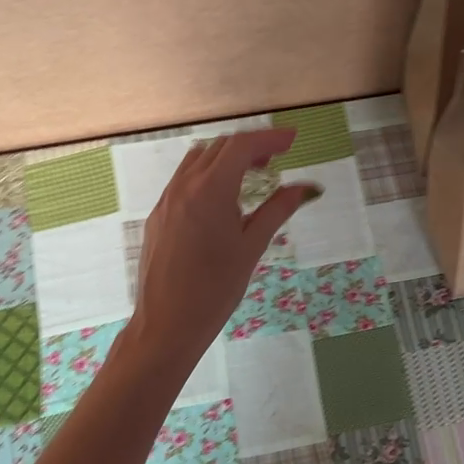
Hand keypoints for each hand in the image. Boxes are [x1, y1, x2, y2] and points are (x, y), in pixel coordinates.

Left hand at [127, 129, 316, 367]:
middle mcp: (184, 187)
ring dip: (226, 158)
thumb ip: (277, 210)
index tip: (292, 140)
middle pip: (219, 148)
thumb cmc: (215, 289)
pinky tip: (224, 200)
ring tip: (252, 174)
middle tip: (277, 157)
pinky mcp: (158, 216)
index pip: (241, 147)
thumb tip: (305, 188)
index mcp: (210, 190)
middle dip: (250, 146)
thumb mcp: (252, 248)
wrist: (166, 324)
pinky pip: (184, 181)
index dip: (269, 138)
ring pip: (197, 161)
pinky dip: (208, 176)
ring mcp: (166, 200)